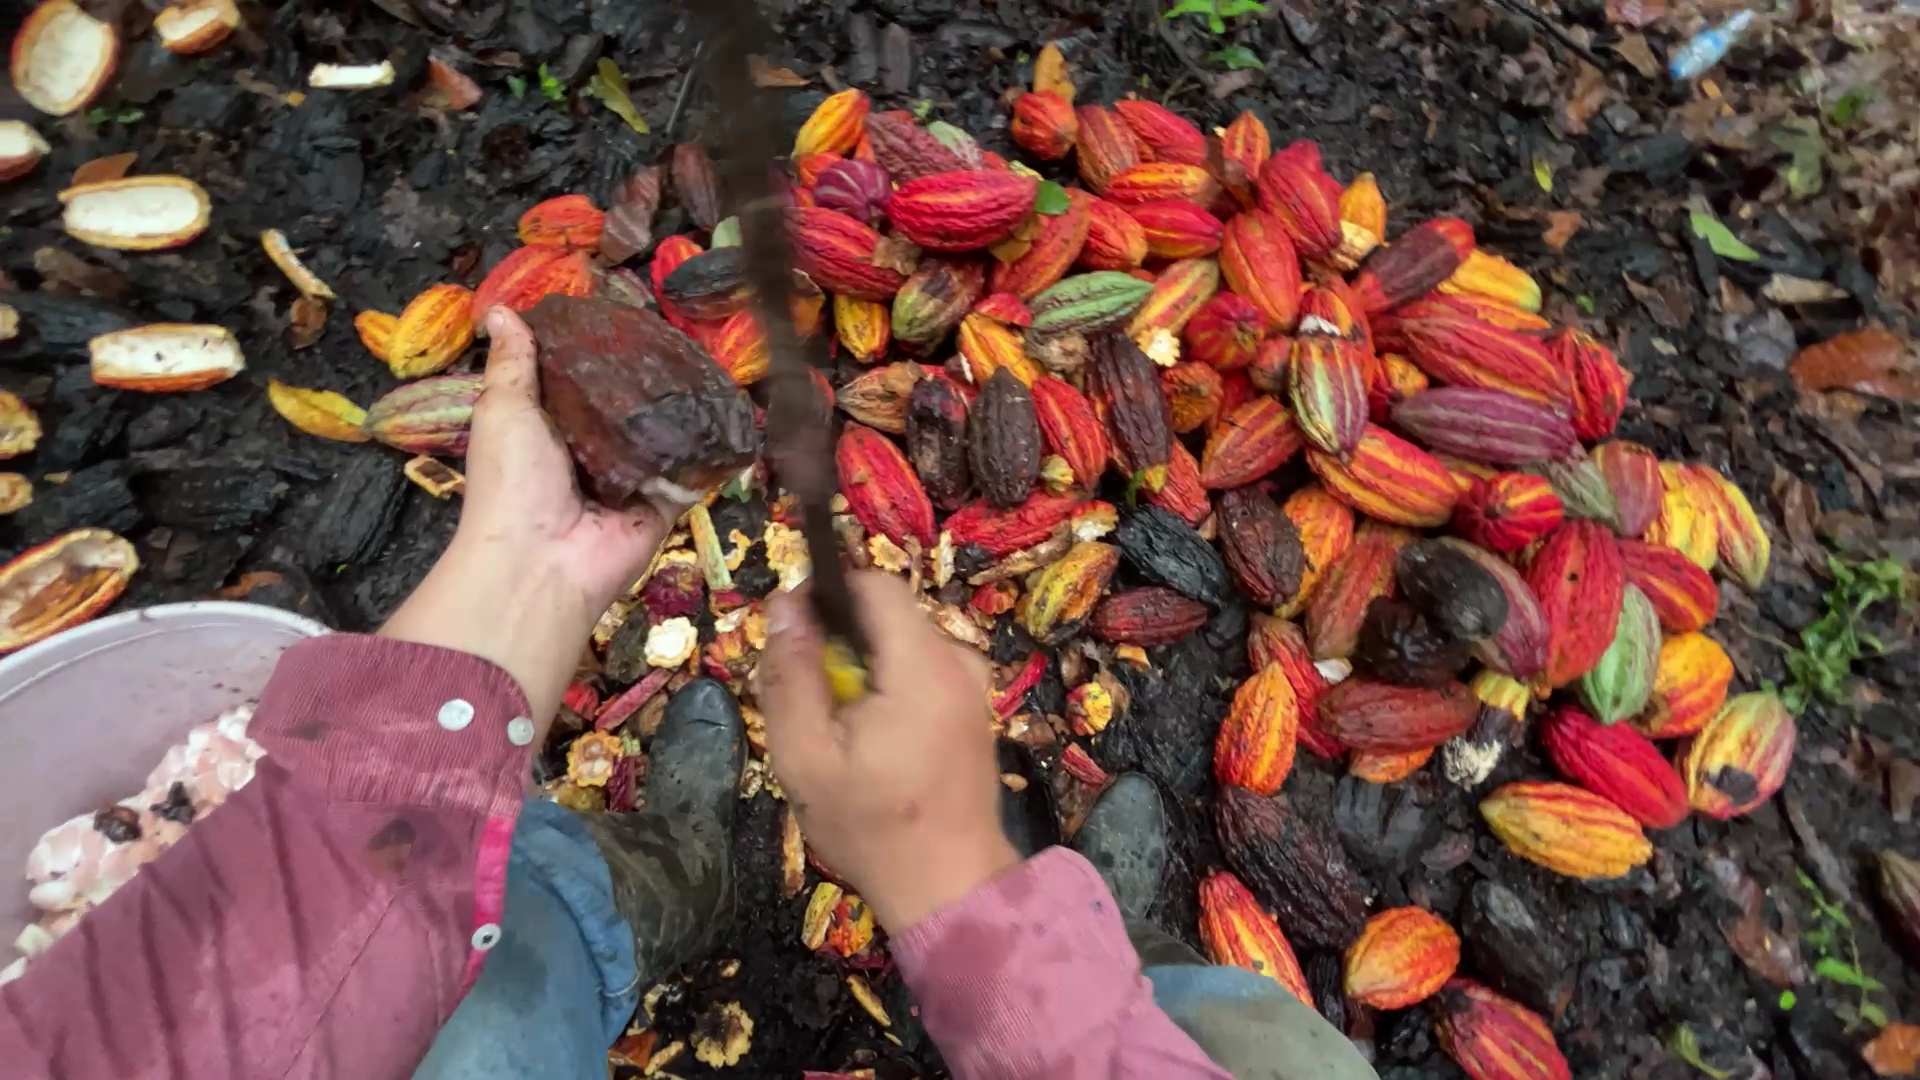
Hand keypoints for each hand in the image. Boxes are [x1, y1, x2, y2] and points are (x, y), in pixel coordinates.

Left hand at [380, 307, 681, 730]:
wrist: (545, 558)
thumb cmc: (513, 481)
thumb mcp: (504, 411)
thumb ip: (513, 365)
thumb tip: (500, 308)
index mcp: (552, 431)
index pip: (581, 386)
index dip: (597, 357)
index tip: (623, 323)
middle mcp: (595, 455)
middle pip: (626, 411)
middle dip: (647, 384)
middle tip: (678, 346)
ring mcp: (634, 480)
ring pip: (662, 438)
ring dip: (679, 413)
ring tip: (706, 374)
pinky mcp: (666, 502)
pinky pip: (689, 471)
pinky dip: (704, 452)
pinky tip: (723, 417)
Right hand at [759, 573, 1019, 931]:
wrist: (950, 884)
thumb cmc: (872, 828)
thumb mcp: (806, 758)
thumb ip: (792, 675)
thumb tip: (784, 604)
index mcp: (923, 666)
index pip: (875, 585)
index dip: (828, 594)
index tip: (794, 633)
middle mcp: (958, 660)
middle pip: (886, 614)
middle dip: (840, 640)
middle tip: (811, 698)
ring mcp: (973, 681)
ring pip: (901, 641)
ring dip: (863, 667)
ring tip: (840, 726)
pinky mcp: (974, 702)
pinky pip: (922, 667)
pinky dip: (890, 684)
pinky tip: (876, 736)